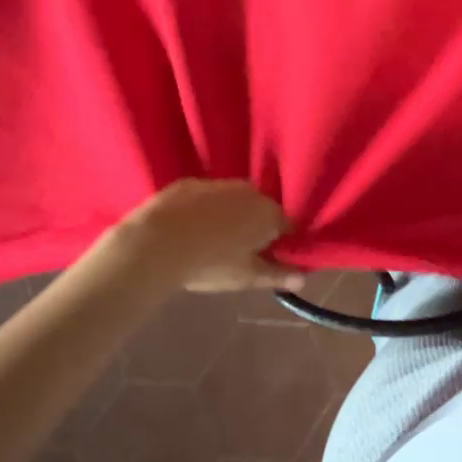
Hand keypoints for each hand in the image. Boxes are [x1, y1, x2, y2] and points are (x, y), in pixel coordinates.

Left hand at [106, 179, 305, 293]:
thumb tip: (303, 278)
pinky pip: (205, 198)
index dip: (279, 242)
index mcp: (269, 213)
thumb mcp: (246, 277)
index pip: (286, 226)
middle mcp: (251, 191)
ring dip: (229, 216)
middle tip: (238, 252)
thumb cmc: (211, 263)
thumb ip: (277, 275)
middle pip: (260, 209)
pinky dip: (202, 210)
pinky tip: (188, 229)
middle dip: (254, 226)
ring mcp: (219, 184)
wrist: (157, 242)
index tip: (268, 258)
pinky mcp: (190, 183)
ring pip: (233, 200)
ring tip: (211, 241)